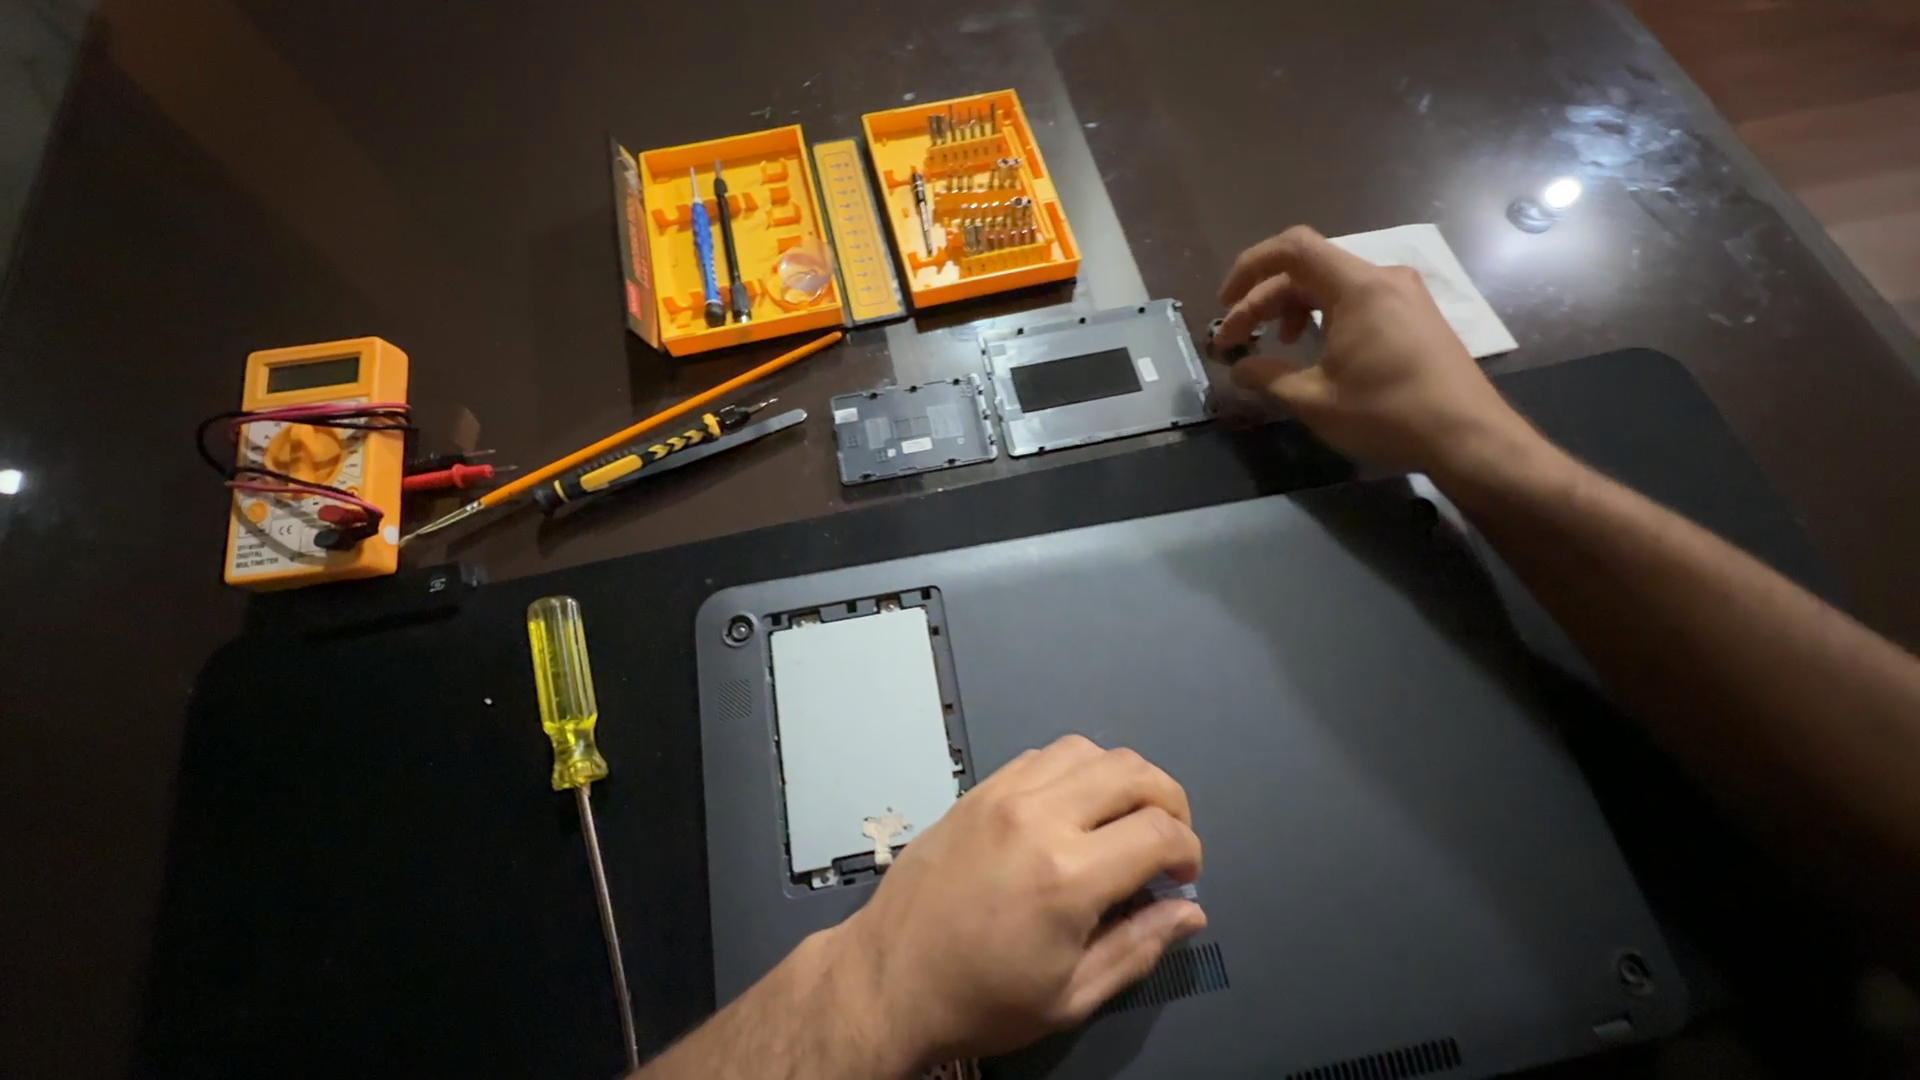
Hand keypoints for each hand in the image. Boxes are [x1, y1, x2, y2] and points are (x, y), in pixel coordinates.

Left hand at [832, 735, 1205, 1065]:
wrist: (889, 976)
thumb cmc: (982, 999)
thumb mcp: (1072, 996)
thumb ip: (1140, 945)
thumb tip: (1190, 909)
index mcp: (1068, 874)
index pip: (1160, 831)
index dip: (1189, 850)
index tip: (1183, 875)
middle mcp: (1039, 816)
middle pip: (1131, 771)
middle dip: (1168, 799)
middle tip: (1167, 839)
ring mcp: (1004, 793)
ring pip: (1086, 750)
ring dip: (1120, 777)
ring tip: (1122, 817)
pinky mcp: (978, 788)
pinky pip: (1041, 755)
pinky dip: (1073, 770)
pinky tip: (1071, 807)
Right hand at [1216, 225, 1542, 478]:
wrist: (1467, 436)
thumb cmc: (1386, 414)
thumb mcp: (1313, 400)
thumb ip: (1267, 377)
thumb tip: (1238, 369)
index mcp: (1356, 288)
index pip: (1291, 249)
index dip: (1248, 269)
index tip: (1224, 306)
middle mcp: (1381, 279)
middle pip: (1306, 270)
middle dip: (1262, 302)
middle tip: (1234, 343)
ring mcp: (1402, 295)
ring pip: (1330, 285)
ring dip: (1291, 309)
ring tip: (1274, 346)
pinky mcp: (1413, 315)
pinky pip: (1355, 300)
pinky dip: (1322, 316)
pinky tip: (1314, 350)